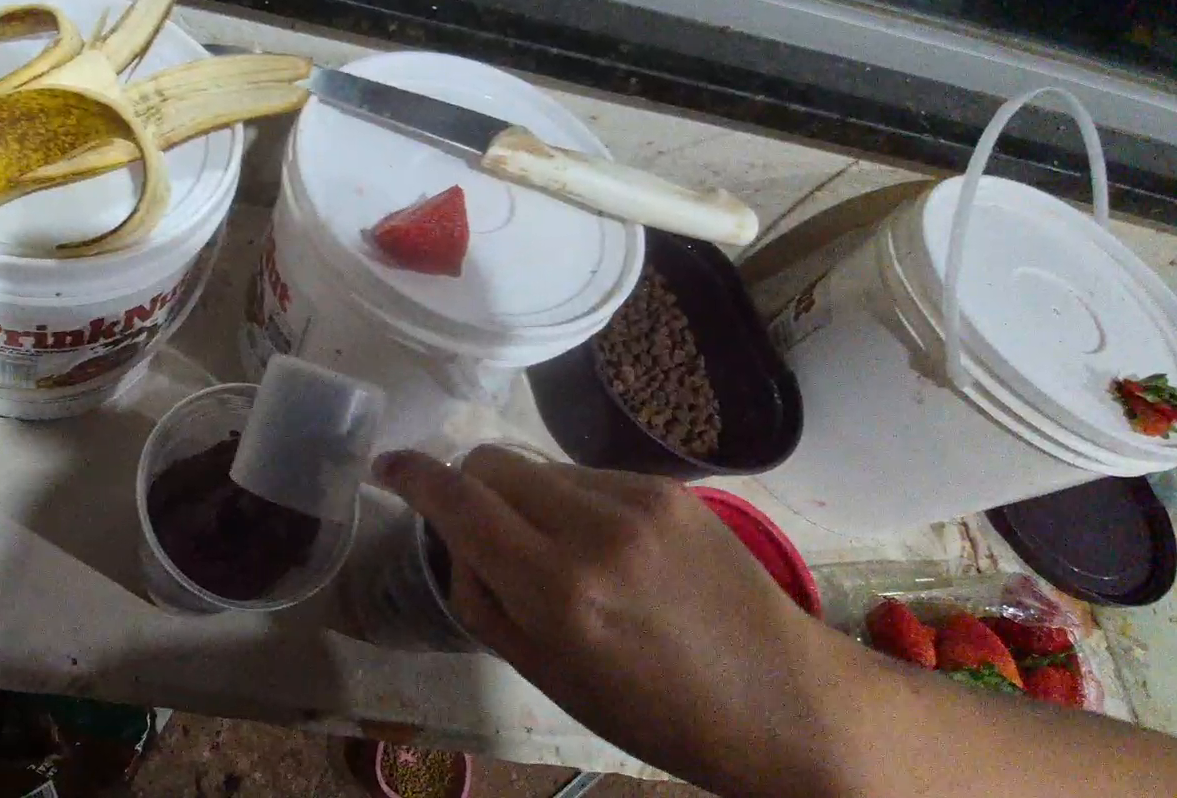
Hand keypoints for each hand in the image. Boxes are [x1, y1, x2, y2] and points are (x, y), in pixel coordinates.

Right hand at [373, 447, 852, 794]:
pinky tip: (607, 546)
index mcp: (558, 590)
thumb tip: (454, 534)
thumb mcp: (546, 674)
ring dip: (522, 497)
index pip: (458, 502)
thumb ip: (481, 595)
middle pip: (488, 463)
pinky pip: (583, 474)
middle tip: (487, 534)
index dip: (412, 476)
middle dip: (469, 488)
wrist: (790, 703)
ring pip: (534, 465)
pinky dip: (569, 500)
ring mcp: (636, 499)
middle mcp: (593, 528)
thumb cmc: (656, 712)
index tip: (386, 466)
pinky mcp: (666, 487)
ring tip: (561, 549)